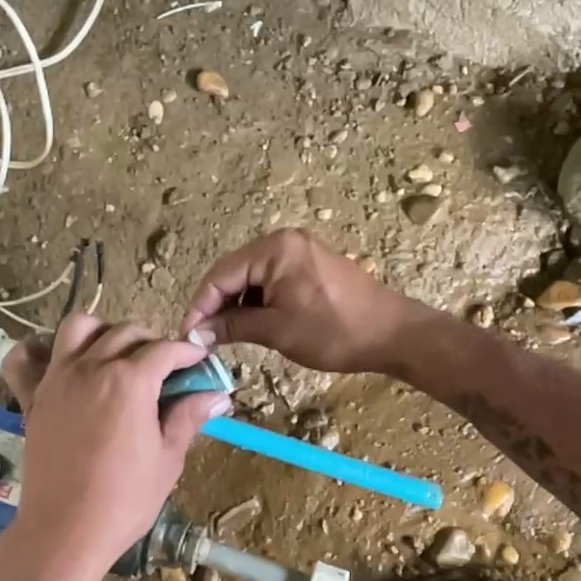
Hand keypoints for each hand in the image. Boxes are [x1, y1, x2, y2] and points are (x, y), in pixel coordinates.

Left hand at [4, 315, 229, 578]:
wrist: (66, 530)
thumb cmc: (124, 499)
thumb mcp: (167, 458)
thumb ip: (188, 417)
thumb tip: (217, 395)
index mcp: (130, 380)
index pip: (165, 349)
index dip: (186, 353)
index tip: (198, 363)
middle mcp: (91, 367)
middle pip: (125, 332)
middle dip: (150, 341)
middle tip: (164, 367)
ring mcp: (57, 378)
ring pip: (78, 327)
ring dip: (101, 331)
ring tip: (114, 354)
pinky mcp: (31, 397)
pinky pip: (24, 358)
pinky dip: (37, 349)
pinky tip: (55, 361)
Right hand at [181, 229, 429, 374]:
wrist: (394, 334)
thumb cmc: (335, 331)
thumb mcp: (277, 331)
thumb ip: (232, 327)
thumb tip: (196, 334)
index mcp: (275, 249)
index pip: (221, 275)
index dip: (199, 306)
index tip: (187, 336)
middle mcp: (284, 241)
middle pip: (234, 273)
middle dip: (216, 306)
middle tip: (202, 339)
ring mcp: (300, 252)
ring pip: (252, 278)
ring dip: (236, 306)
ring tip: (224, 336)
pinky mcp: (310, 266)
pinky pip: (271, 281)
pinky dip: (257, 303)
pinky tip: (251, 325)